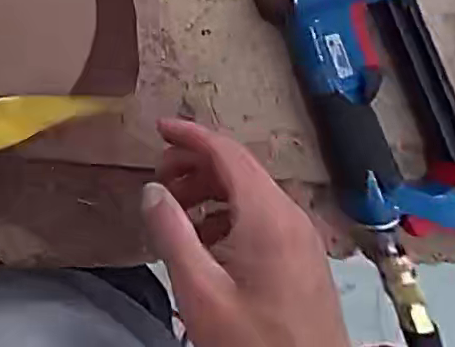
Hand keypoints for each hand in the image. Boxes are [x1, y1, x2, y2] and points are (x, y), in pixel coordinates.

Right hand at [140, 118, 349, 346]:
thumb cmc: (253, 345)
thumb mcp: (201, 293)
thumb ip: (172, 234)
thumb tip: (151, 190)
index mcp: (267, 212)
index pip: (225, 151)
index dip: (189, 134)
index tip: (159, 128)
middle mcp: (289, 212)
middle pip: (238, 168)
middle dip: (195, 165)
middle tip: (159, 180)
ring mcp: (301, 234)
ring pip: (250, 192)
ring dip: (210, 191)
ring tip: (176, 211)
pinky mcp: (303, 256)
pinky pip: (262, 216)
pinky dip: (229, 215)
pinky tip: (206, 242)